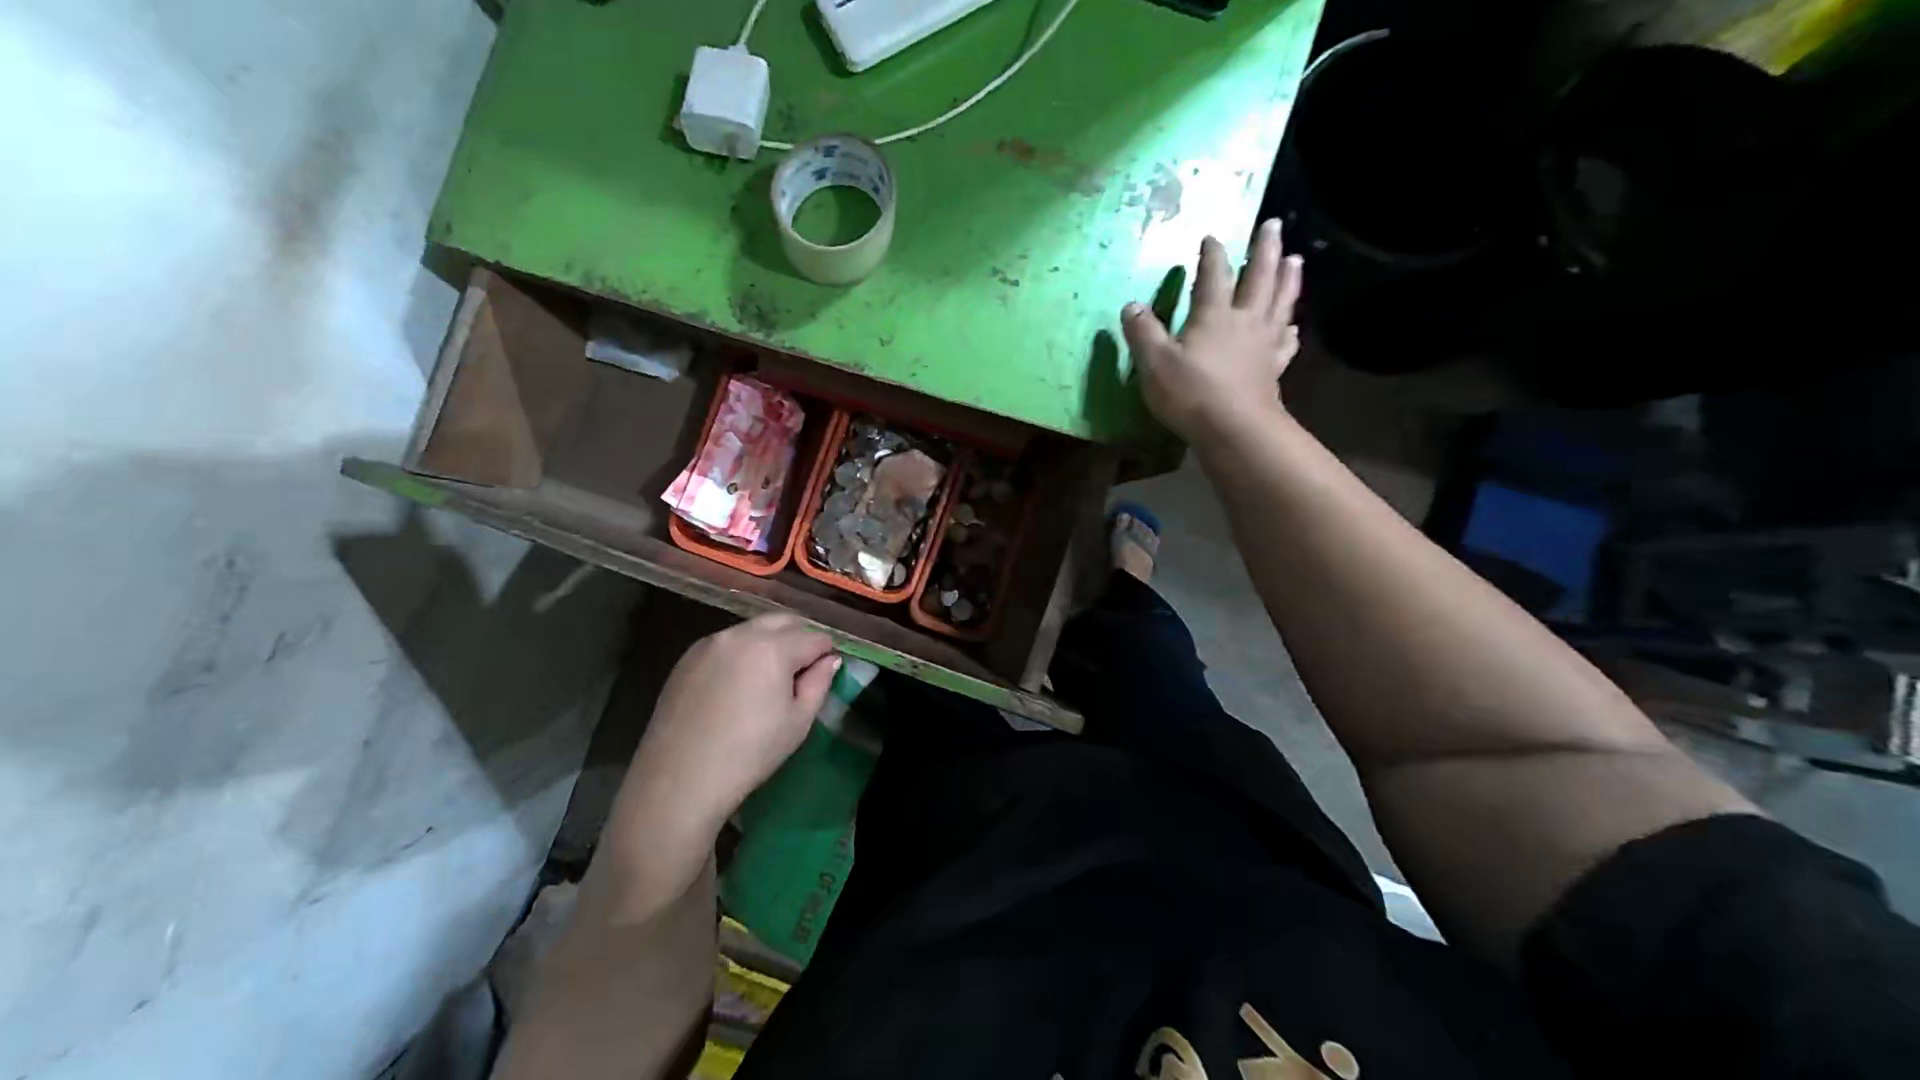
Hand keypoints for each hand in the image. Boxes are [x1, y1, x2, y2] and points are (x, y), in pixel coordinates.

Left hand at [629, 613, 840, 832]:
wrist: (679, 779)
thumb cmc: (749, 754)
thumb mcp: (797, 722)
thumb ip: (819, 683)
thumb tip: (829, 660)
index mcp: (773, 648)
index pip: (814, 637)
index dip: (826, 653)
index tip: (825, 673)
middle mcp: (741, 634)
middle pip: (783, 620)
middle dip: (800, 637)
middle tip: (803, 669)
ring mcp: (710, 642)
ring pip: (753, 628)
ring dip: (770, 641)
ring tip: (769, 677)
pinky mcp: (687, 657)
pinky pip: (726, 643)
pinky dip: (741, 652)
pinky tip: (738, 684)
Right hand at [1122, 218, 1302, 442]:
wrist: (1235, 429)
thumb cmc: (1191, 394)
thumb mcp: (1154, 363)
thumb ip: (1143, 332)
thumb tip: (1131, 305)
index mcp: (1214, 315)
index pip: (1214, 275)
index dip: (1212, 254)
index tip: (1212, 237)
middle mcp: (1244, 321)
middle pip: (1259, 278)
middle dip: (1265, 250)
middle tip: (1274, 225)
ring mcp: (1264, 344)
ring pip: (1280, 302)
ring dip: (1288, 279)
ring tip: (1296, 259)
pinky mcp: (1273, 368)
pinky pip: (1286, 342)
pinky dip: (1291, 330)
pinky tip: (1293, 327)